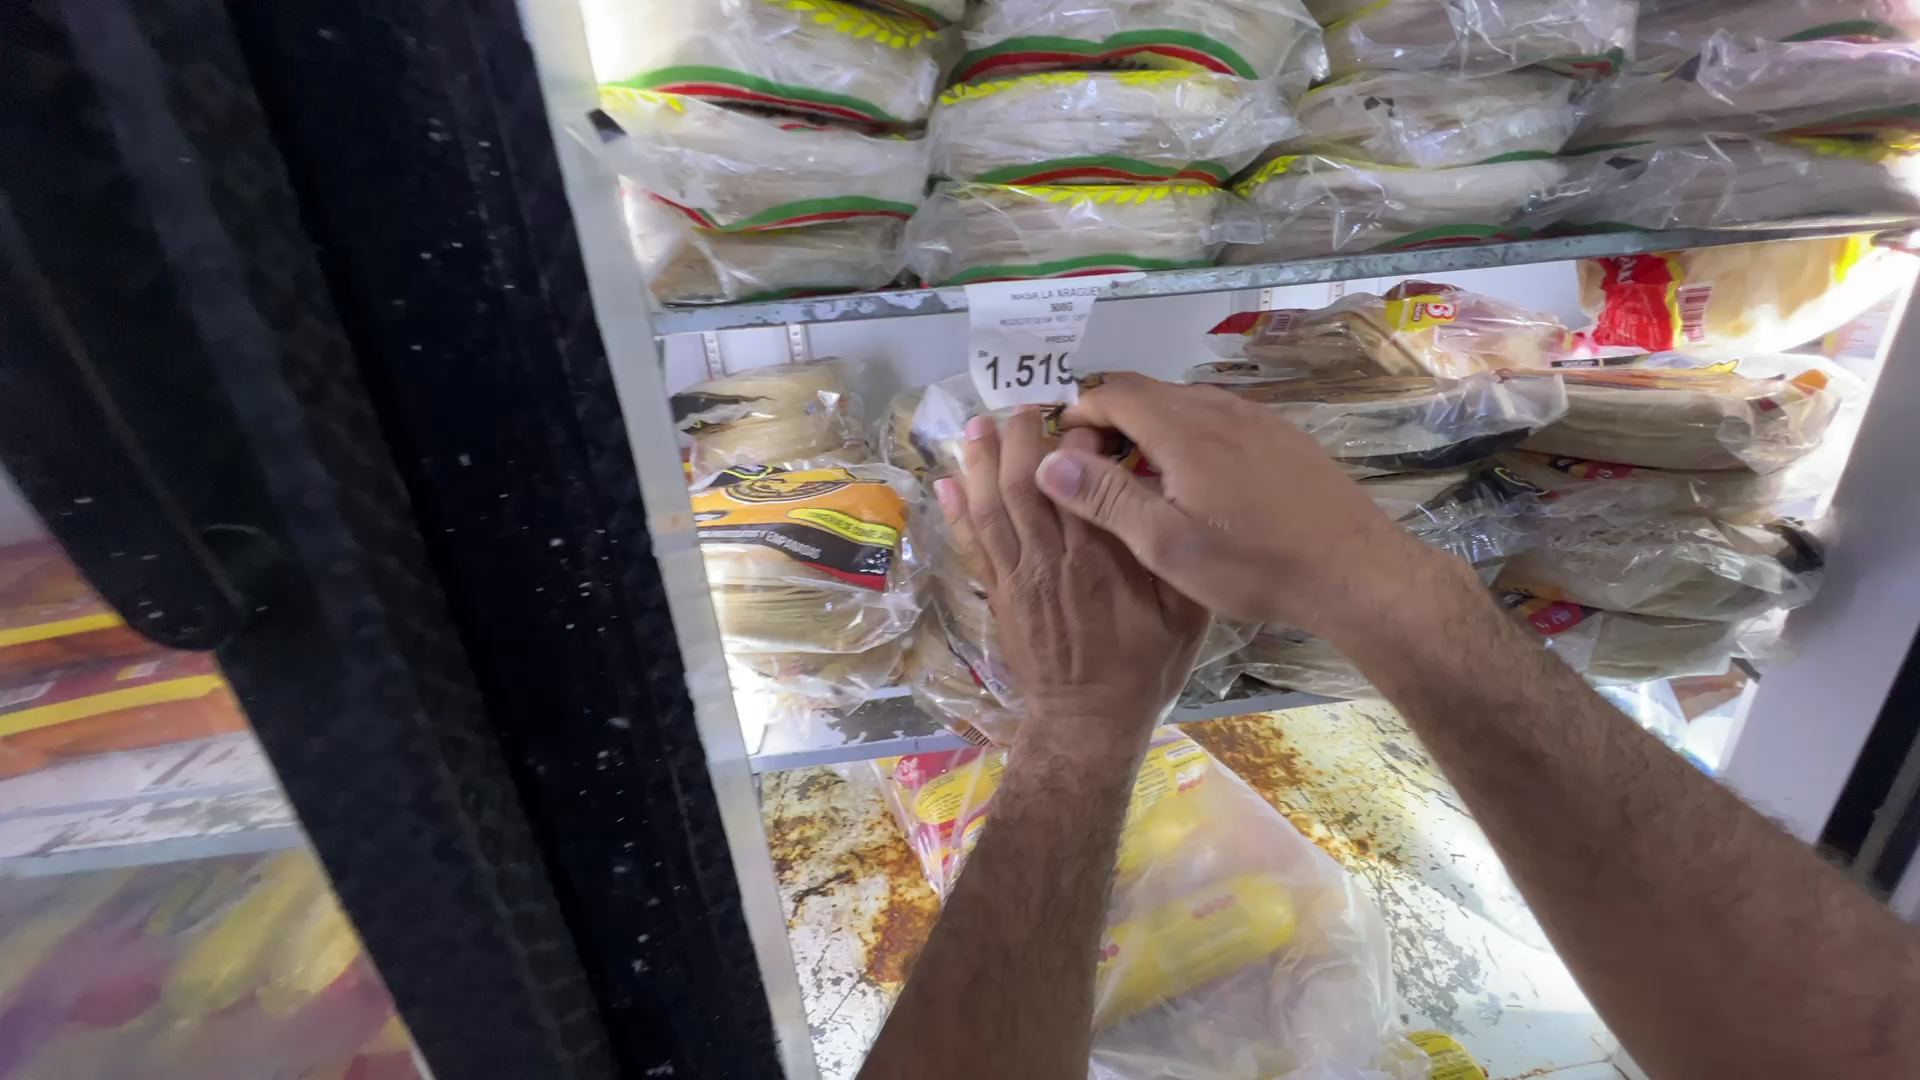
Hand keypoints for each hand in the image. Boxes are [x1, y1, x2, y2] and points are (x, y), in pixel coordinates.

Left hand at [933, 408, 1206, 747]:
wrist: (1087, 720)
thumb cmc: (1142, 668)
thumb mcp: (1184, 619)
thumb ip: (1173, 560)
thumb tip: (1166, 502)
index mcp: (1102, 559)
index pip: (1081, 484)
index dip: (1076, 443)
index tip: (1080, 417)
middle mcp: (1053, 559)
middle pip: (1026, 485)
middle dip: (1019, 439)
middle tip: (1021, 406)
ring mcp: (1019, 577)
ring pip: (992, 508)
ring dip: (981, 463)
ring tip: (976, 425)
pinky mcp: (999, 594)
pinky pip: (972, 547)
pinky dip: (956, 513)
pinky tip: (945, 482)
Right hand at [1035, 373, 1463, 643]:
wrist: (1356, 572)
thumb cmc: (1253, 565)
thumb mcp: (1166, 544)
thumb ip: (1106, 498)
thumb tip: (1048, 462)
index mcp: (1184, 429)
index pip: (1113, 392)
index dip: (1078, 413)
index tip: (1063, 451)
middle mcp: (1218, 408)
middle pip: (1145, 392)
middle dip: (1108, 421)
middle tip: (1094, 471)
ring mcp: (1254, 418)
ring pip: (1181, 404)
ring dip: (1147, 429)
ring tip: (1138, 480)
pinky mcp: (1279, 434)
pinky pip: (1215, 418)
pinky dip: (1184, 436)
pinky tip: (1193, 482)